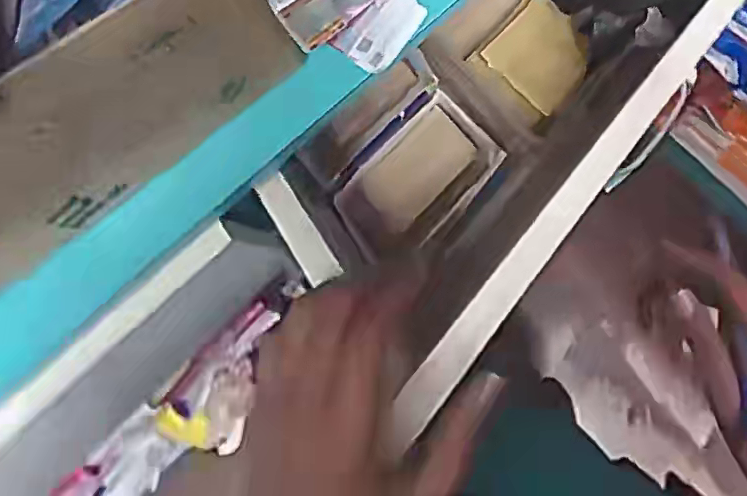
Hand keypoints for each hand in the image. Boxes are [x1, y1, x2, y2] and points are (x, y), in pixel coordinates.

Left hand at [245, 278, 503, 495]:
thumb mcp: (418, 494)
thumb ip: (455, 438)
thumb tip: (487, 387)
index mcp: (349, 420)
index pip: (369, 327)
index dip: (396, 289)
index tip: (417, 274)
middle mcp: (307, 402)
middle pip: (330, 310)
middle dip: (364, 282)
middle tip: (392, 278)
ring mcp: (277, 402)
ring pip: (298, 317)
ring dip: (331, 294)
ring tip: (359, 290)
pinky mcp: (259, 409)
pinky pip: (273, 343)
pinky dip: (297, 319)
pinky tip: (317, 322)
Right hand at [662, 240, 746, 495]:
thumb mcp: (726, 397)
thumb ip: (705, 345)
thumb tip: (680, 297)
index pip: (736, 284)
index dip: (699, 261)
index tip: (666, 248)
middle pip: (740, 288)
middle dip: (699, 272)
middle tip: (661, 263)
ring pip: (742, 302)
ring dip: (708, 289)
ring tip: (670, 280)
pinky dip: (720, 308)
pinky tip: (697, 309)